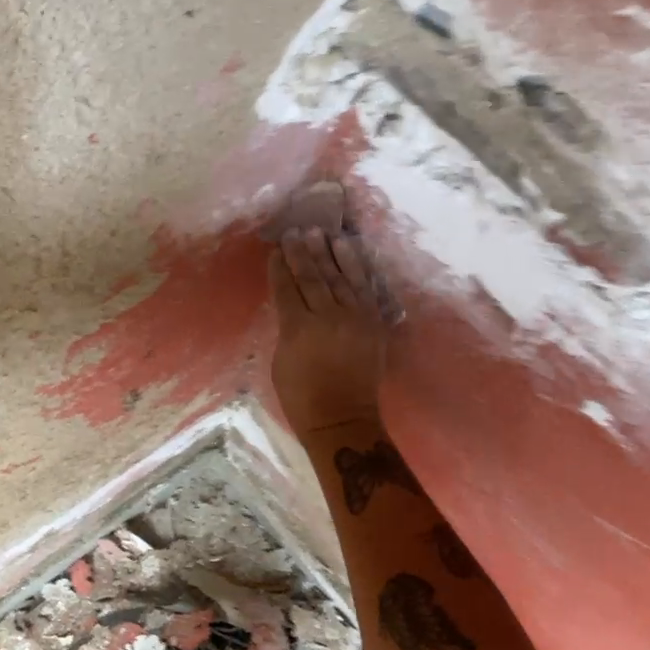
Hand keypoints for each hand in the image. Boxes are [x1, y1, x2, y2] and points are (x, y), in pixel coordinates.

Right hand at [269, 224, 387, 434]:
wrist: (344, 418)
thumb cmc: (302, 398)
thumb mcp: (281, 362)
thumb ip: (287, 329)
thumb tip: (293, 307)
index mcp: (298, 328)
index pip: (287, 289)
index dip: (280, 268)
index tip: (276, 249)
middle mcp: (328, 316)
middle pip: (313, 277)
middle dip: (302, 253)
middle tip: (295, 231)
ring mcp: (355, 317)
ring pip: (340, 277)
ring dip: (329, 252)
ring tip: (321, 232)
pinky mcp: (373, 322)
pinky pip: (364, 287)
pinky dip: (356, 266)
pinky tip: (348, 250)